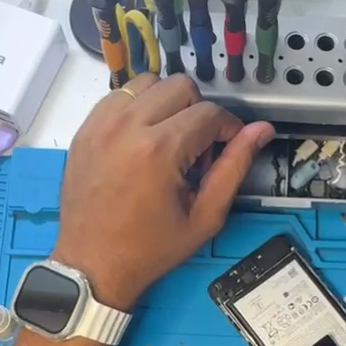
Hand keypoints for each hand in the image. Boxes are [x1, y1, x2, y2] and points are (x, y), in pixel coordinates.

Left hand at [53, 75, 272, 308]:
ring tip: (169, 140)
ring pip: (149, 82)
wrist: (93, 263)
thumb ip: (234, 168)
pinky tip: (143, 140)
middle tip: (196, 147)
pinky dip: (138, 108)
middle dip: (198, 112)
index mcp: (159, 150)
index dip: (228, 128)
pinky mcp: (86, 129)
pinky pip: (119, 96)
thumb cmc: (147, 249)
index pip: (210, 113)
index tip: (227, 146)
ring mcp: (101, 125)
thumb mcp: (204, 216)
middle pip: (181, 86)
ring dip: (167, 103)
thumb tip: (260, 132)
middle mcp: (127, 128)